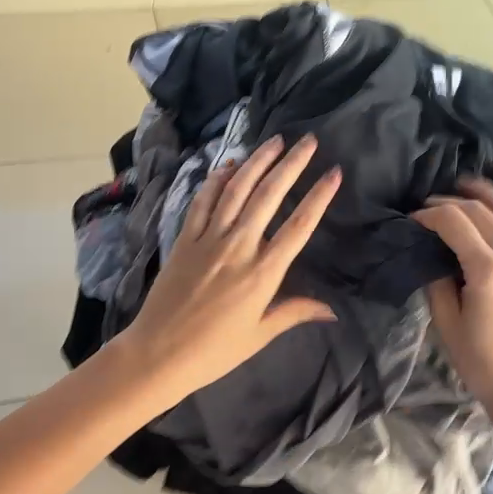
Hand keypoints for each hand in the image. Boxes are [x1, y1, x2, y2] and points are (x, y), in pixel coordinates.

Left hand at [111, 134, 341, 401]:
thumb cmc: (215, 351)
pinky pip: (203, 201)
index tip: (334, 172)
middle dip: (291, 165)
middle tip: (307, 142)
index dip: (318, 197)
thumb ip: (294, 312)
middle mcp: (238, 247)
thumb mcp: (260, 335)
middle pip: (269, 196)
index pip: (298, 226)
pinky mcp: (185, 238)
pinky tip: (229, 164)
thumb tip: (332, 310)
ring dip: (256, 162)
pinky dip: (217, 180)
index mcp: (262, 274)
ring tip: (274, 141)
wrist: (159, 352)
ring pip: (236, 190)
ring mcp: (209, 239)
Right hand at [413, 178, 492, 422]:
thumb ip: (437, 279)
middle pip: (482, 212)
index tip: (414, 218)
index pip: (454, 222)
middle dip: (452, 202)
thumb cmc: (481, 362)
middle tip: (431, 204)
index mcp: (488, 270)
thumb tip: (432, 251)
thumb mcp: (447, 322)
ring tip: (467, 186)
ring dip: (489, 193)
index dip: (430, 214)